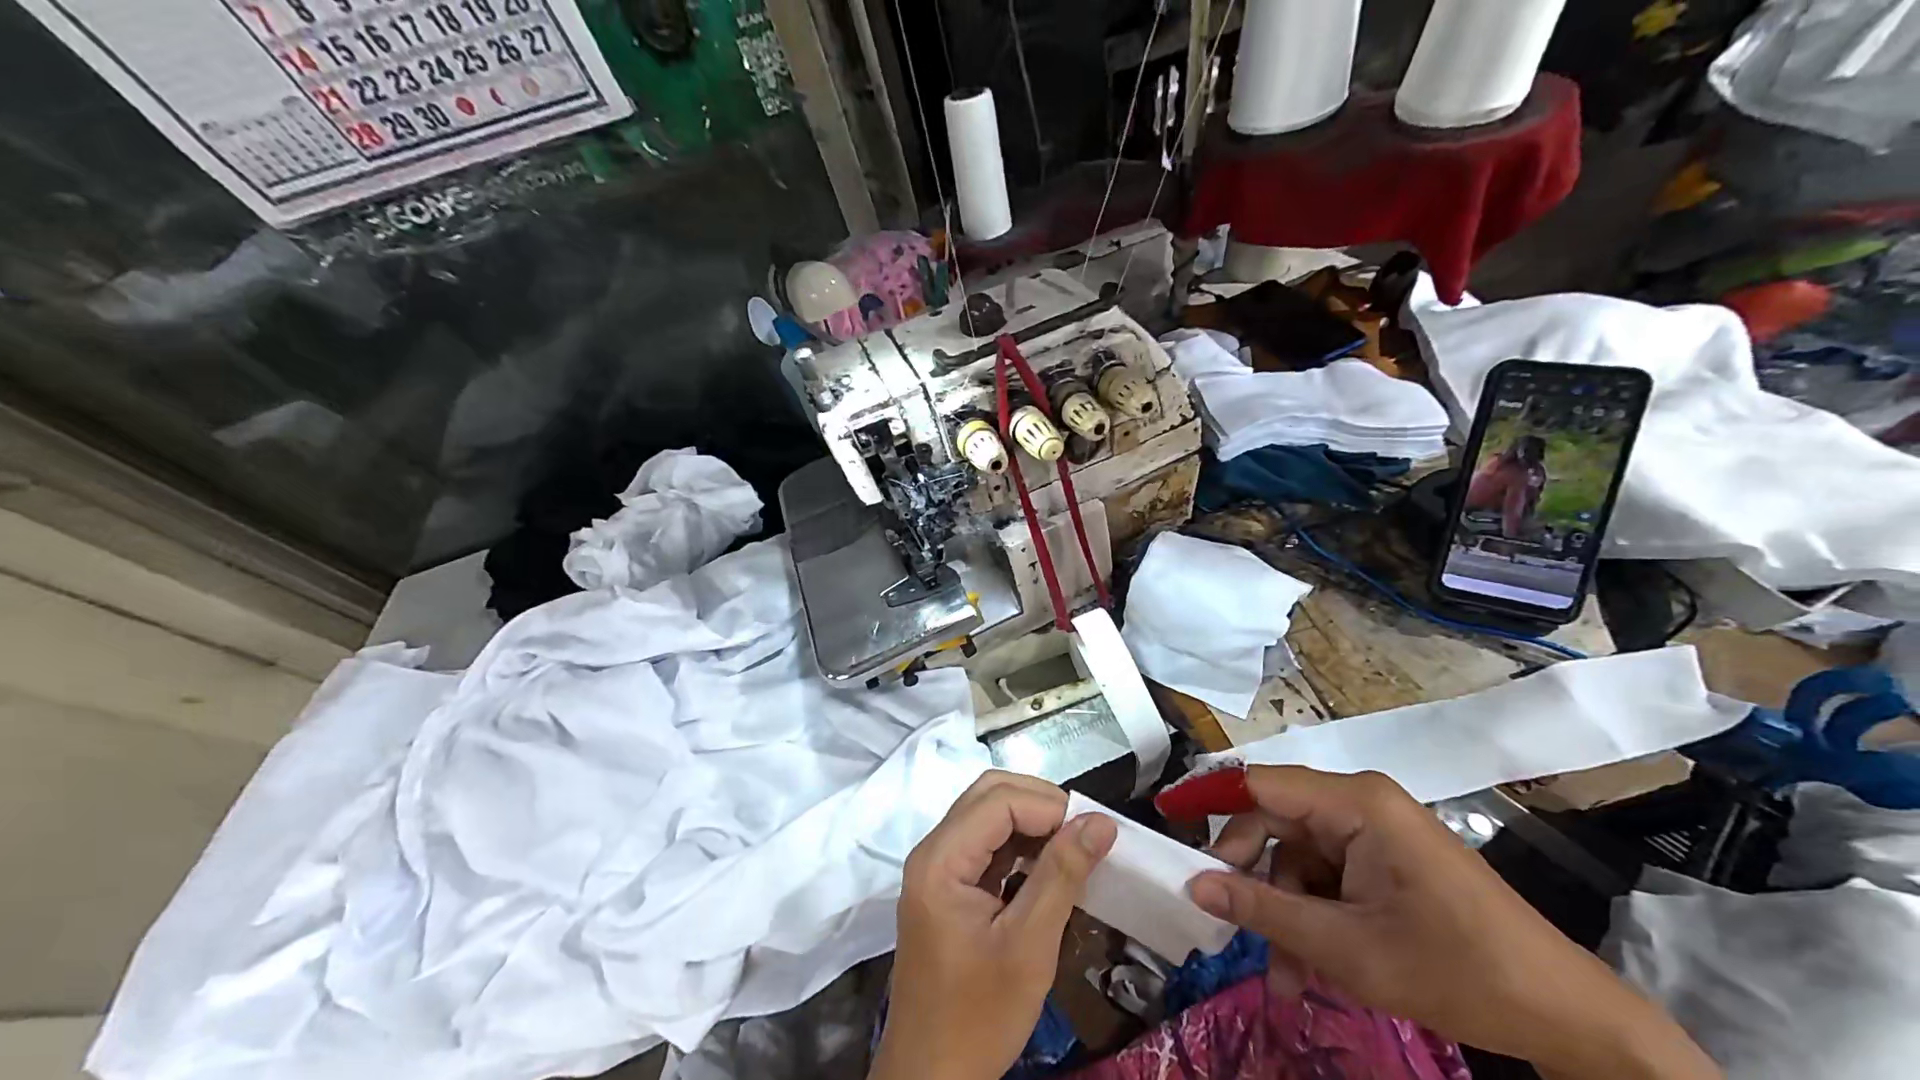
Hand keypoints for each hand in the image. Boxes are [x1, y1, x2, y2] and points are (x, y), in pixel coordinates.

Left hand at [871, 771, 1116, 1079]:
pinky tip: (1049, 866)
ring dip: (1032, 822)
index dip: (1049, 806)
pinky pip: (986, 844)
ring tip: (1074, 847)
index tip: (1094, 833)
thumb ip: (1062, 875)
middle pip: (988, 795)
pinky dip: (1020, 845)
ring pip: (987, 814)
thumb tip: (1101, 822)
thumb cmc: (979, 1015)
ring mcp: (937, 868)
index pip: (997, 801)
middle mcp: (932, 851)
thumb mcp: (1029, 945)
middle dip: (1040, 804)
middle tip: (1084, 833)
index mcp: (940, 860)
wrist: (932, 1075)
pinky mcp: (947, 886)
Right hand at [1188, 766, 1720, 1079]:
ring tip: (1283, 978)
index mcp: (1355, 802)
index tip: (1165, 818)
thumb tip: (1193, 886)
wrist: (1564, 1015)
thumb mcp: (1345, 946)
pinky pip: (1324, 880)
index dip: (1207, 797)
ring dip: (1281, 914)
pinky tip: (1308, 970)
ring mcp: (1373, 834)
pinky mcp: (1383, 863)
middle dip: (1251, 880)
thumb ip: (1261, 909)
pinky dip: (1309, 920)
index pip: (1259, 783)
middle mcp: (1359, 805)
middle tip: (1226, 924)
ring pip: (1296, 861)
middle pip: (1274, 825)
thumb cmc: (1455, 968)